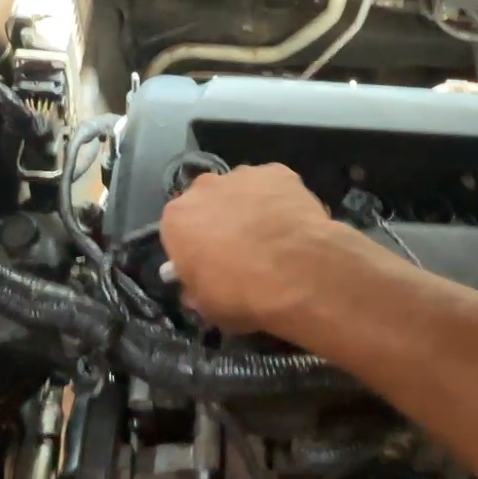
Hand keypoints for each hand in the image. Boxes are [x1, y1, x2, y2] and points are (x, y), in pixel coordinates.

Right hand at [159, 163, 344, 332]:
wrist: (300, 273)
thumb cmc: (244, 294)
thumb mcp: (206, 307)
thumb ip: (194, 287)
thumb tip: (196, 284)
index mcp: (178, 218)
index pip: (177, 229)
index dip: (193, 247)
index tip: (208, 263)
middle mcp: (205, 187)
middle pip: (207, 202)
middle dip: (218, 220)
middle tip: (240, 249)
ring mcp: (243, 175)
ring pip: (240, 190)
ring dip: (249, 208)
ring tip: (271, 237)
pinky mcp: (278, 171)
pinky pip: (272, 185)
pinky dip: (278, 200)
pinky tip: (291, 224)